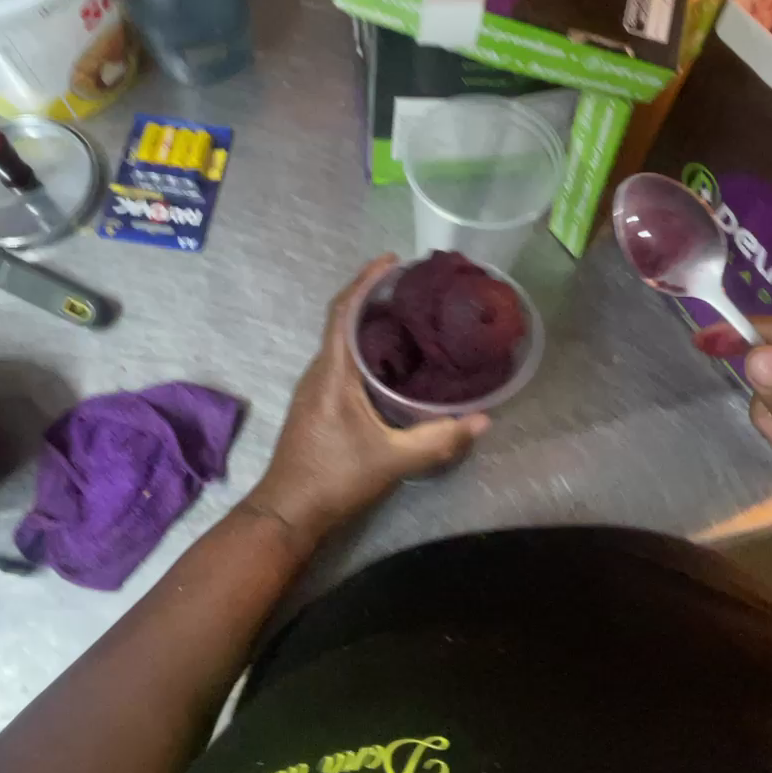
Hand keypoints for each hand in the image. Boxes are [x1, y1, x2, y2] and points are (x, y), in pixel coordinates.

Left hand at [246, 255, 488, 540]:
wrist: (287, 512)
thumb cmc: (333, 478)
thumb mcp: (392, 460)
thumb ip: (438, 440)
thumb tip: (484, 421)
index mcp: (332, 372)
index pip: (343, 311)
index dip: (366, 280)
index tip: (393, 261)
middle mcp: (320, 371)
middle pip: (343, 319)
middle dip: (373, 296)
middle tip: (413, 288)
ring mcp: (315, 387)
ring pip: (342, 341)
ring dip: (369, 322)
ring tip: (410, 316)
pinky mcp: (318, 403)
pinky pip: (343, 360)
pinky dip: (365, 347)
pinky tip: (393, 360)